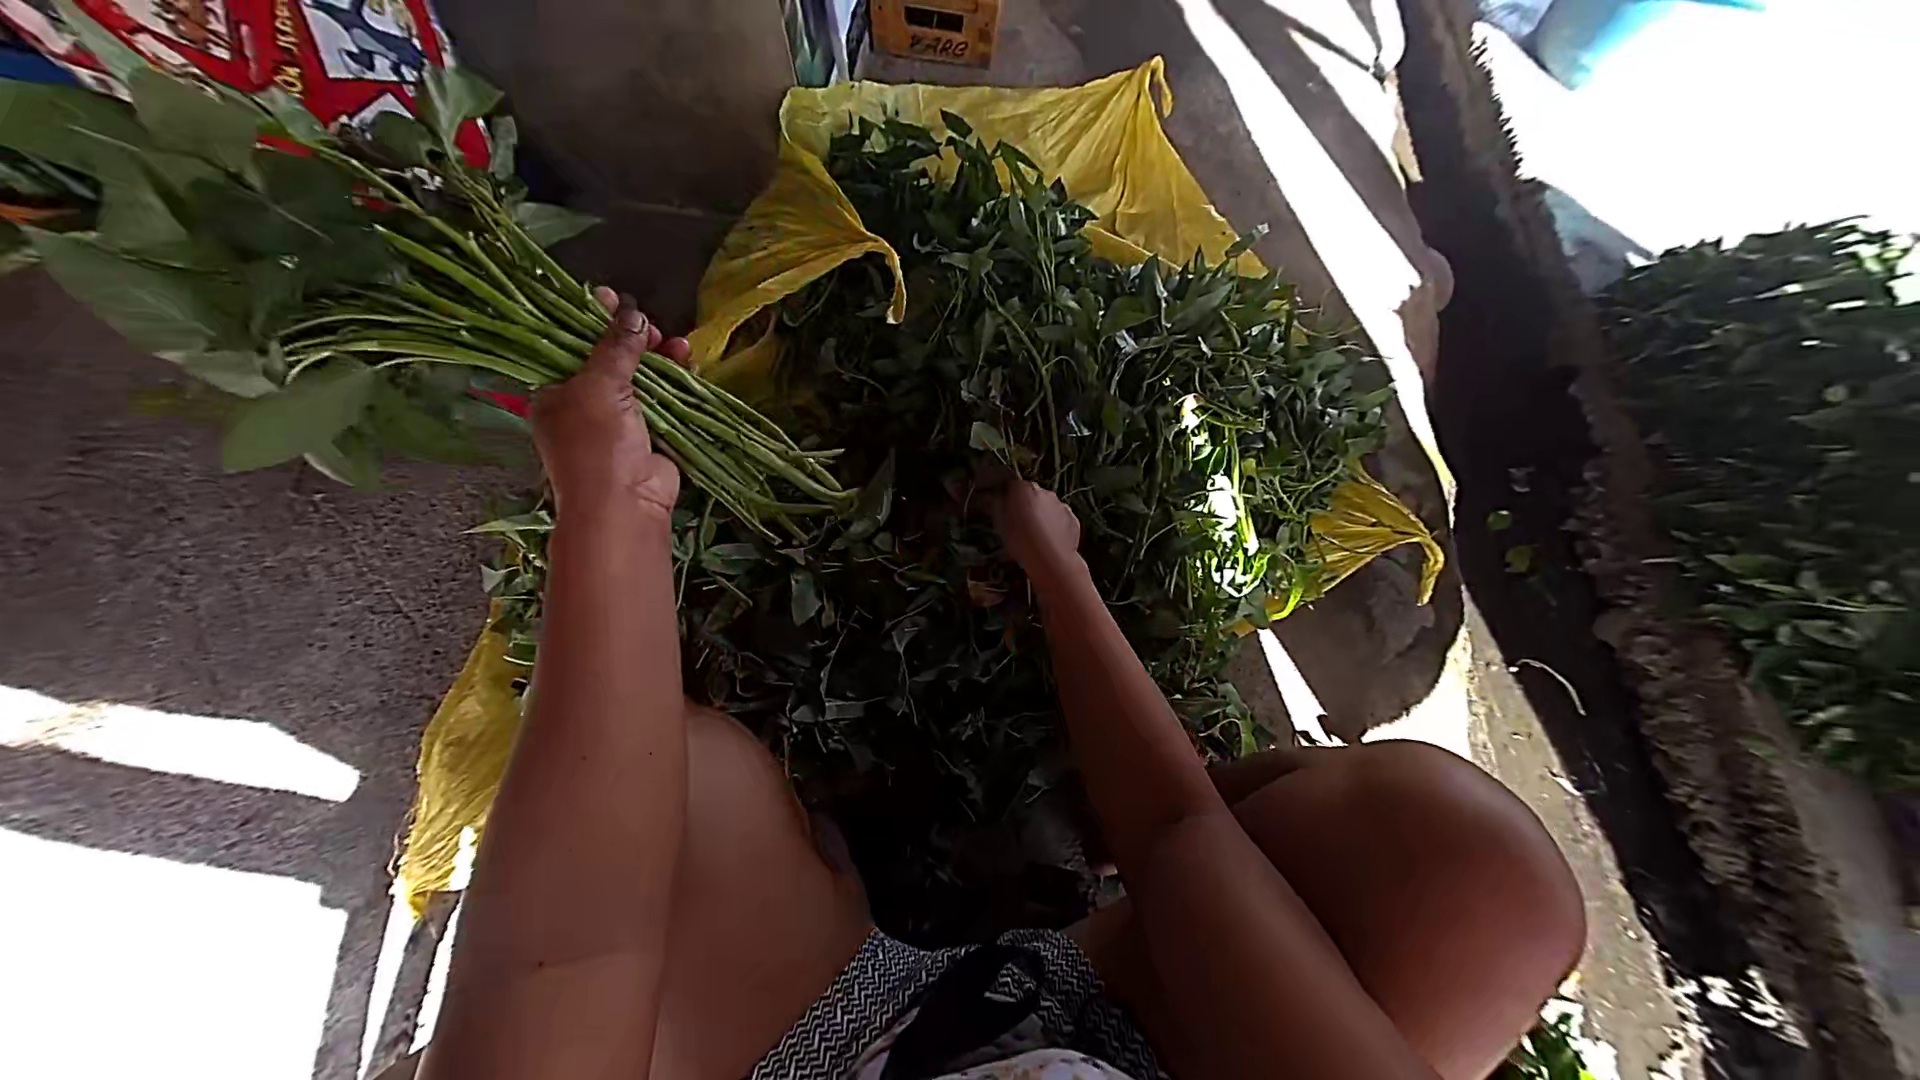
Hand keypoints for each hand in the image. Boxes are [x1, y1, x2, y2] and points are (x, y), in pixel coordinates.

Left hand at [531, 287, 691, 518]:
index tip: (608, 297)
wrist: (625, 503)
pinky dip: (676, 382)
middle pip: (610, 359)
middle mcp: (584, 403)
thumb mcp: (598, 386)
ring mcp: (620, 420)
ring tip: (677, 343)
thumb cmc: (596, 444)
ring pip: (641, 378)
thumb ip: (615, 347)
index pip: (569, 344)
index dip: (589, 320)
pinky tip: (688, 363)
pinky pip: (665, 400)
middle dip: (632, 339)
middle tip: (650, 325)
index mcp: (554, 391)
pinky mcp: (652, 433)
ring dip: (659, 359)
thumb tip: (632, 313)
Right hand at [991, 479, 1084, 589]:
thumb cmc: (1022, 542)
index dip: (1008, 497)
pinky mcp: (1073, 520)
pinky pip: (1061, 519)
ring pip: (1048, 507)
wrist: (1049, 559)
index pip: (1013, 485)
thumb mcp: (999, 524)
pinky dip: (1056, 527)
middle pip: (1032, 495)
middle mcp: (1045, 492)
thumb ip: (998, 505)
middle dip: (1026, 506)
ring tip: (1034, 536)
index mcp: (1024, 489)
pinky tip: (1048, 541)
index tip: (1005, 508)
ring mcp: (1061, 506)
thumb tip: (997, 499)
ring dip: (1042, 516)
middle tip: (1019, 525)